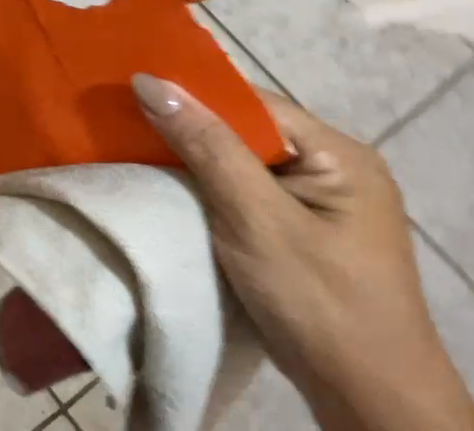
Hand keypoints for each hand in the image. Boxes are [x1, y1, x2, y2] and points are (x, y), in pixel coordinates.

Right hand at [131, 74, 473, 430]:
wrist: (364, 392)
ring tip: (120, 145)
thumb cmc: (317, 298)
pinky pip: (234, 186)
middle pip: (239, 127)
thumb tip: (149, 81)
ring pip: (232, 158)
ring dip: (182, 155)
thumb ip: (206, 145)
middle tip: (110, 117)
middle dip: (178, 123)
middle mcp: (330, 167)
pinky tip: (158, 182)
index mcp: (338, 155)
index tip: (120, 89)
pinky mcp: (292, 227)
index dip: (186, 92)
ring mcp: (313, 200)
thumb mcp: (255, 217)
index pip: (248, 102)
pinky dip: (196, 182)